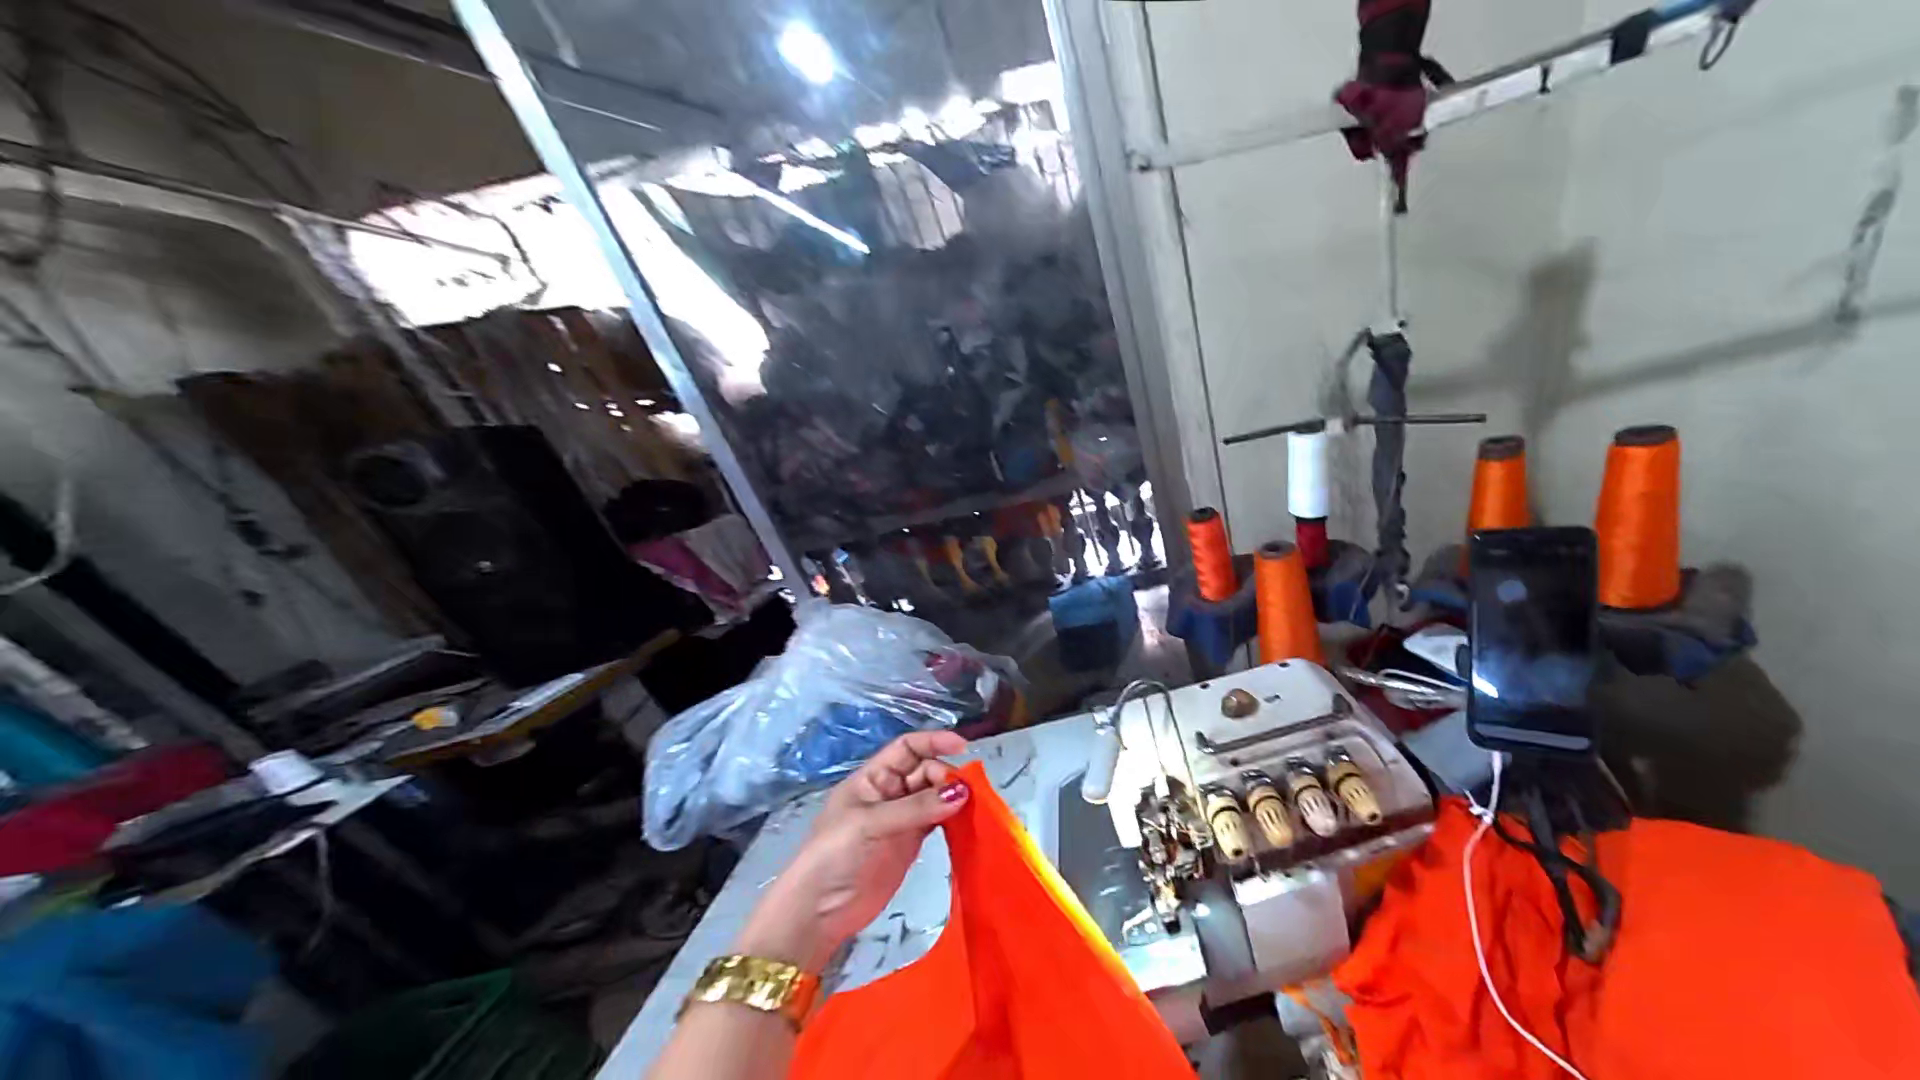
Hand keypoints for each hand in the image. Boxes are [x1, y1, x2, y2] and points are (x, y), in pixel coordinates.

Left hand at [733, 731, 969, 970]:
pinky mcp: (910, 843)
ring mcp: (901, 818)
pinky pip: (937, 821)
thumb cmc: (835, 855)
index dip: (933, 741)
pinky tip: (967, 821)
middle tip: (965, 793)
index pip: (907, 747)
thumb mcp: (871, 824)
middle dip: (946, 775)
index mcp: (872, 777)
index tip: (962, 746)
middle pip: (925, 770)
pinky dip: (953, 818)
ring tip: (973, 805)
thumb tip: (961, 791)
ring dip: (953, 796)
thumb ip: (916, 808)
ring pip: (934, 795)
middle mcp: (889, 792)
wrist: (819, 911)